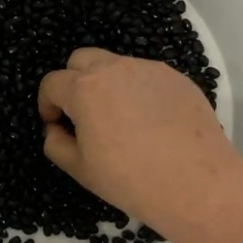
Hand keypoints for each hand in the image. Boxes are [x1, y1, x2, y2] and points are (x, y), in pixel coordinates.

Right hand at [38, 48, 242, 230]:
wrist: (195, 183)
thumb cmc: (129, 179)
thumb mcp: (80, 169)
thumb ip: (56, 143)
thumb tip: (57, 129)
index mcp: (85, 89)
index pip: (52, 83)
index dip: (47, 105)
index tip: (56, 126)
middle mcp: (115, 69)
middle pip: (81, 59)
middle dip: (73, 82)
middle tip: (82, 115)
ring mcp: (150, 70)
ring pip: (116, 66)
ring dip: (107, 86)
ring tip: (120, 122)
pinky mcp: (177, 78)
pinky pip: (145, 77)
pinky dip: (137, 92)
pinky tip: (150, 124)